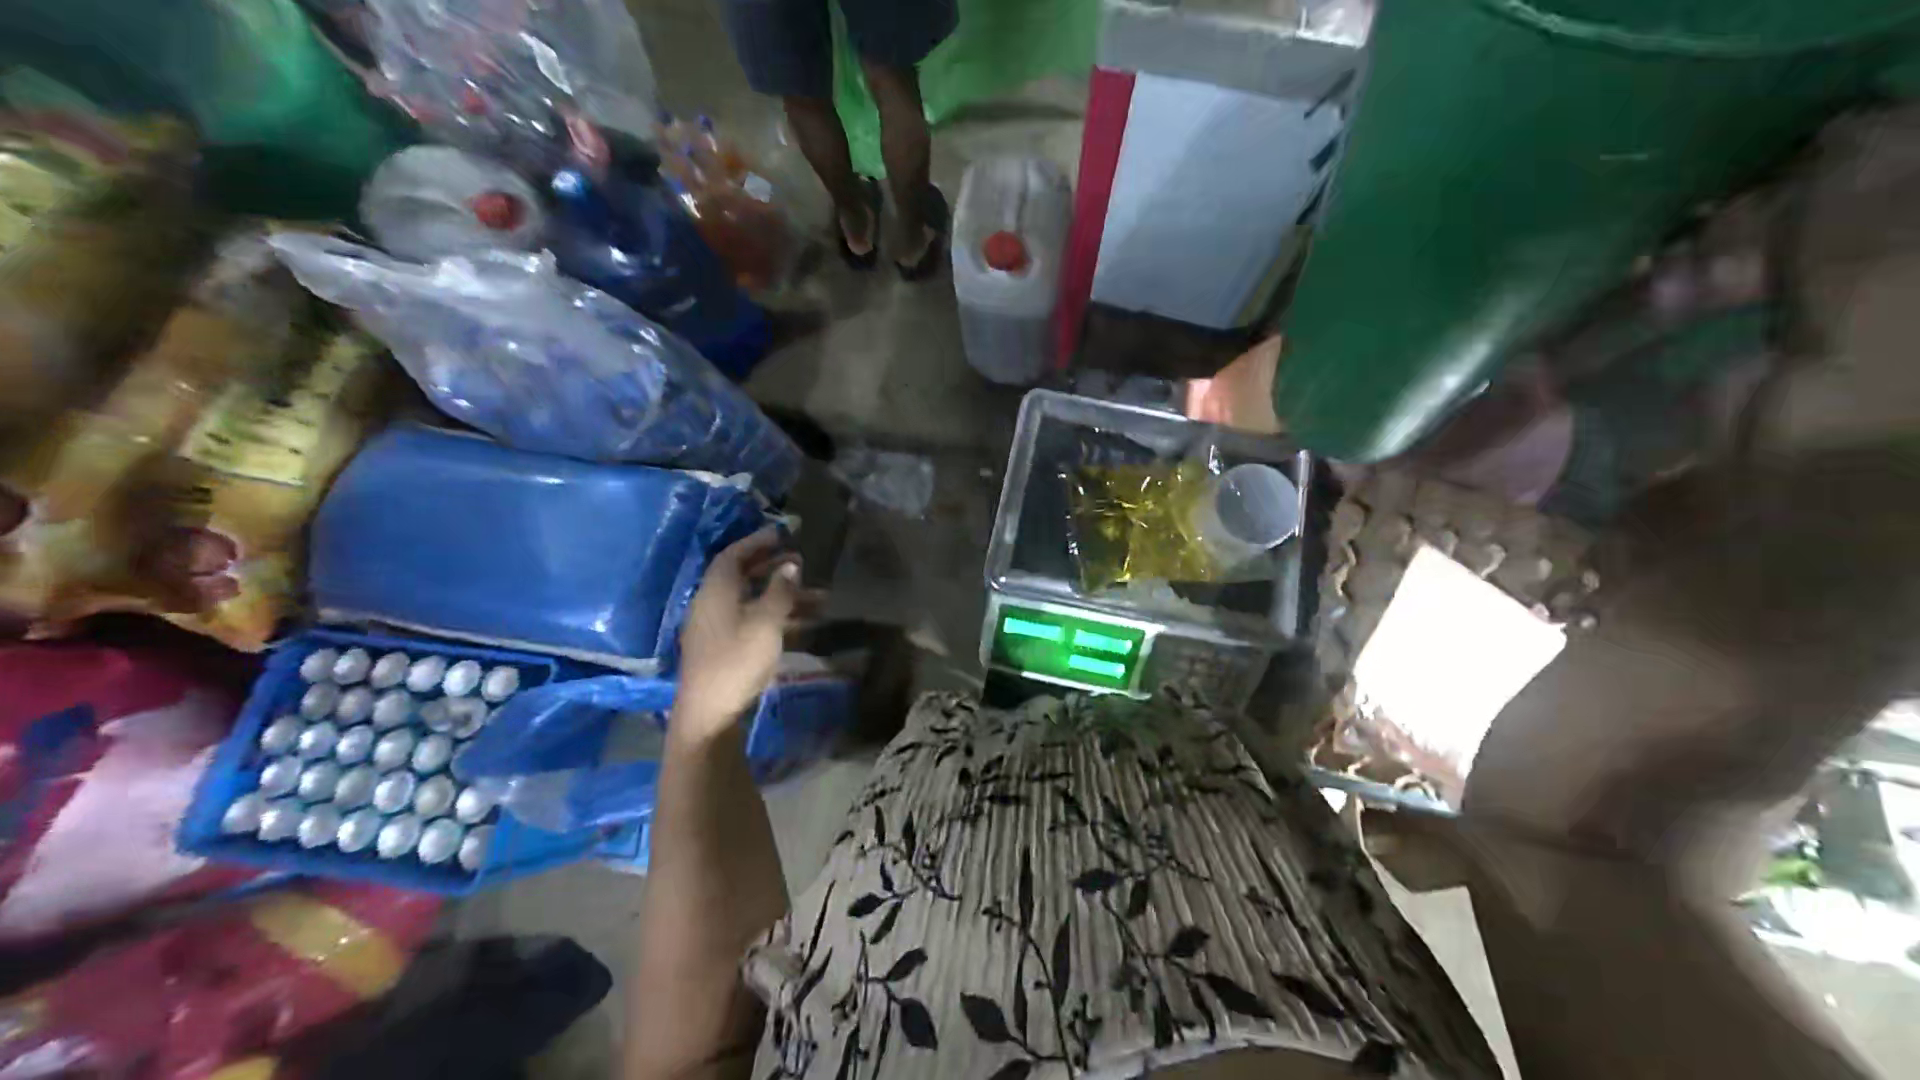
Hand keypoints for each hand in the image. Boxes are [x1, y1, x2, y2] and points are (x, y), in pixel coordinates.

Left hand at [674, 528, 801, 741]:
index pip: (735, 555)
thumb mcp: (765, 624)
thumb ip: (780, 592)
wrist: (709, 715)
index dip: (759, 541)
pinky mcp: (722, 649)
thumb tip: (791, 565)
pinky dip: (775, 617)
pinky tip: (803, 627)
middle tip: (803, 563)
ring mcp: (715, 628)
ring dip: (781, 596)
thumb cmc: (736, 662)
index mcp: (715, 591)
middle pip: (743, 576)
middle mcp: (711, 604)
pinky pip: (751, 621)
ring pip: (751, 601)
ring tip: (817, 599)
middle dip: (773, 568)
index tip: (784, 532)